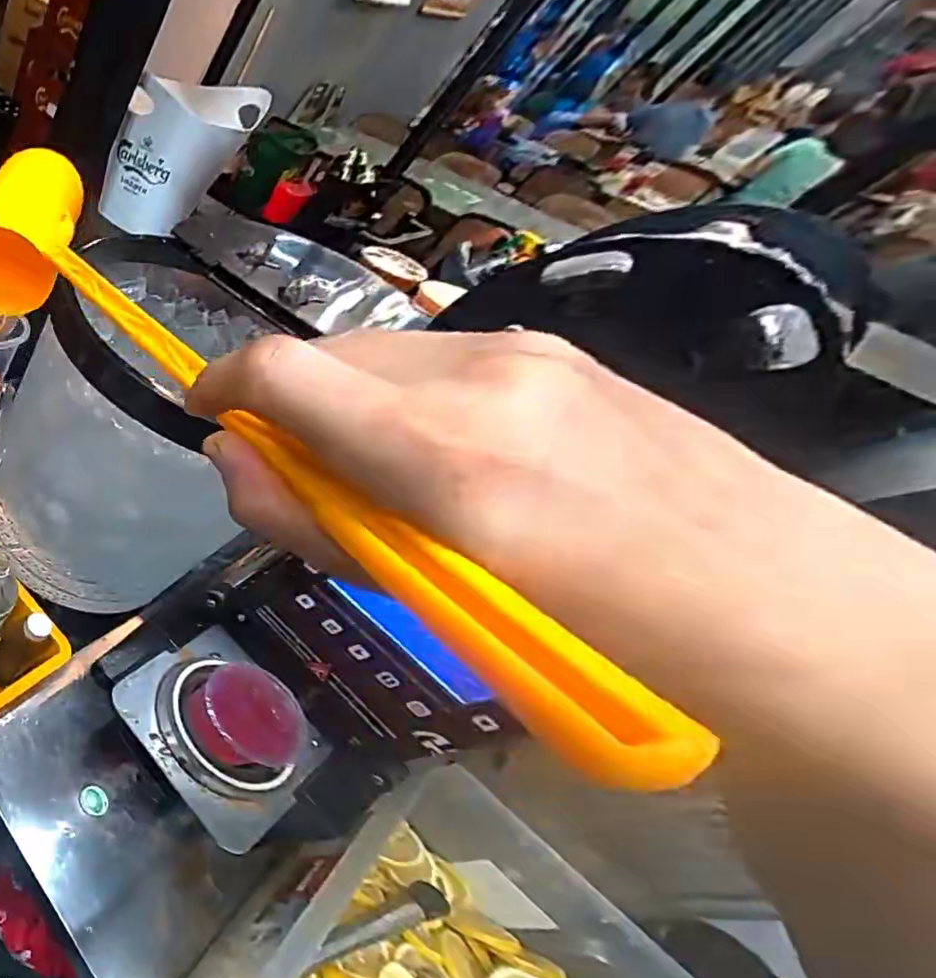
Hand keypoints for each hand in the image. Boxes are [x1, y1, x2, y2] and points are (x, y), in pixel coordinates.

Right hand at [185, 329, 935, 726]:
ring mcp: (522, 349)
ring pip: (373, 353)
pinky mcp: (554, 346)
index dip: (220, 382)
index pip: (281, 369)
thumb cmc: (571, 632)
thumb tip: (228, 454)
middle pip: (321, 353)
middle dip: (280, 401)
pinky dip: (394, 395)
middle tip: (292, 467)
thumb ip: (296, 516)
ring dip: (338, 399)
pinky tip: (434, 448)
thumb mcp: (404, 591)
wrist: (776, 608)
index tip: (201, 409)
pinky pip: (429, 358)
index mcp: (433, 451)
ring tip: (370, 467)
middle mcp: (473, 374)